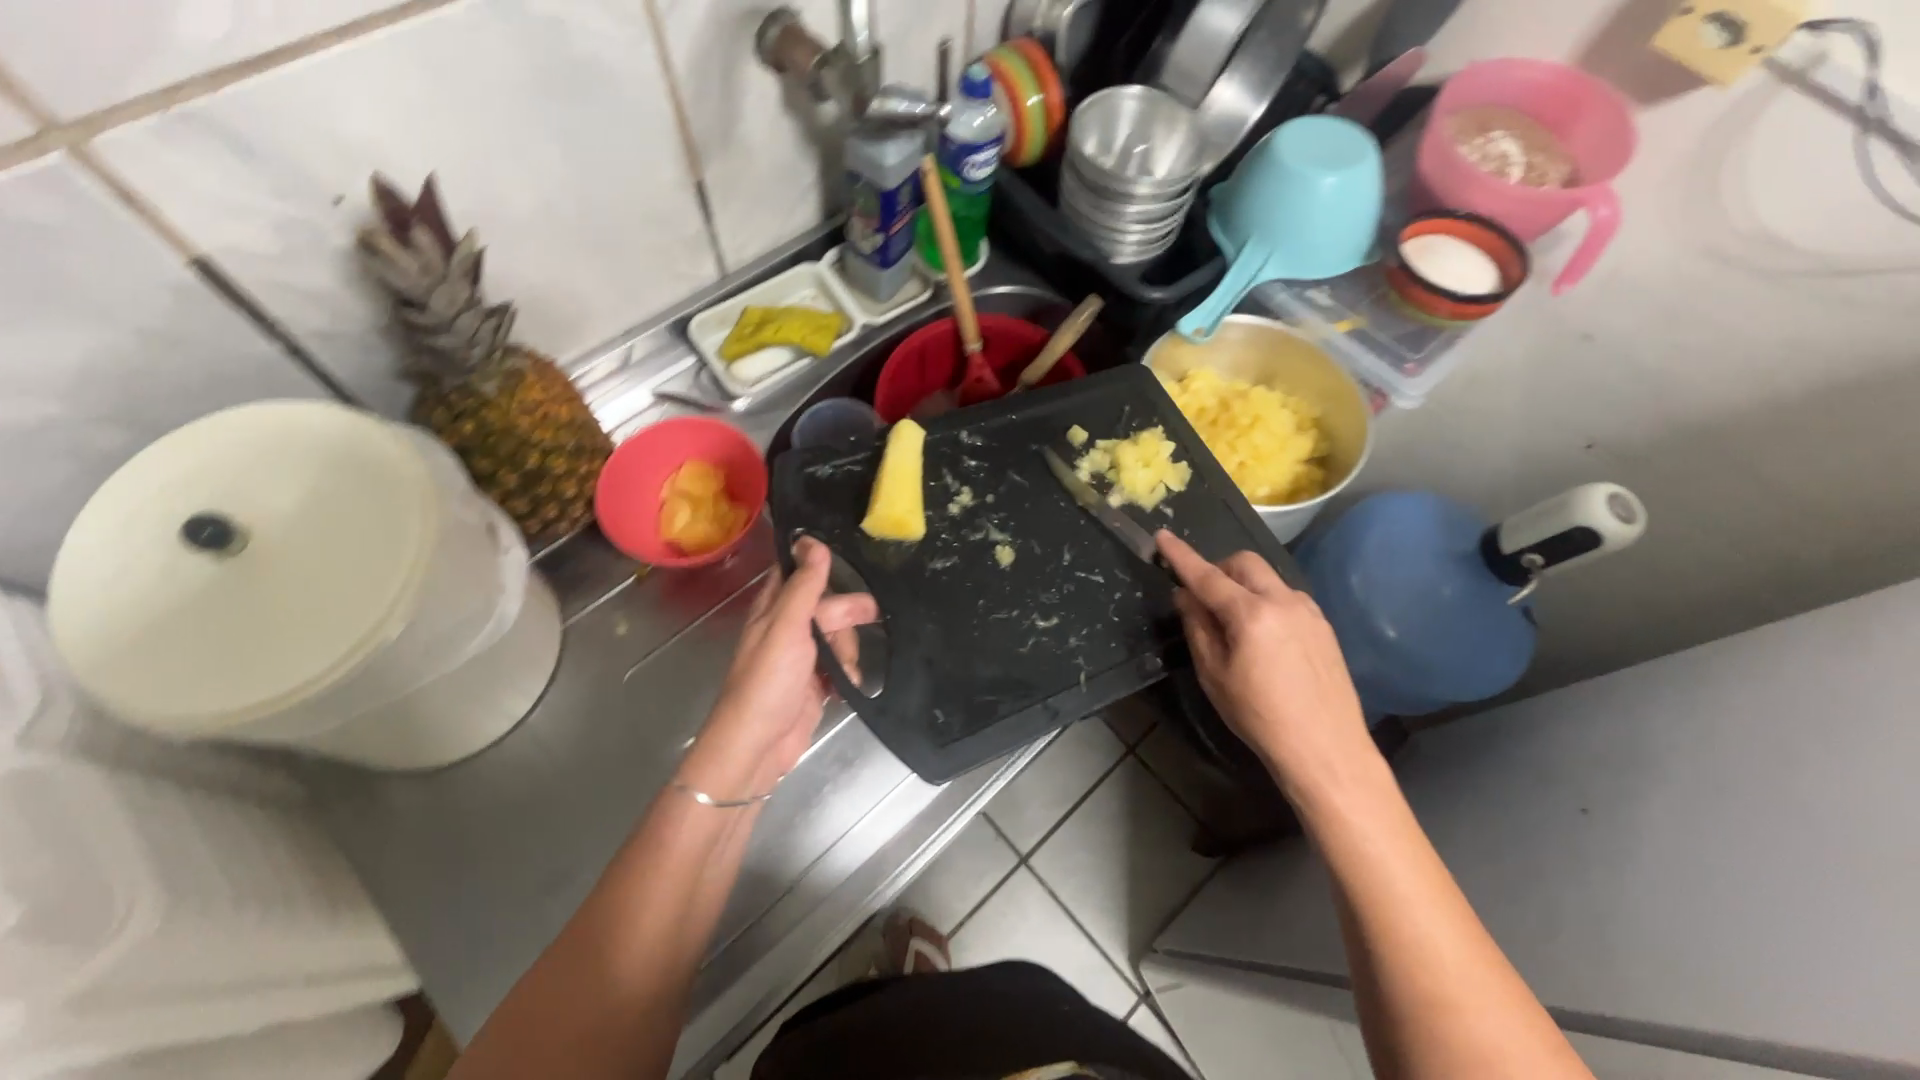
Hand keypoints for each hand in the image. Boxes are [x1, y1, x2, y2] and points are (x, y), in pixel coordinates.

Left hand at [680, 538, 877, 798]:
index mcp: (773, 610)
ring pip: (839, 637)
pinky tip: (848, 685)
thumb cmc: (767, 683)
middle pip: (828, 607)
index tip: (851, 560)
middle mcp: (787, 629)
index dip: (821, 564)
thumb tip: (812, 541)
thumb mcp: (787, 627)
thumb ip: (804, 586)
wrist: (759, 745)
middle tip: (873, 616)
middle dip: (848, 614)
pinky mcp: (815, 685)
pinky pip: (841, 667)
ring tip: (845, 670)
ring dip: (849, 651)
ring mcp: (802, 659)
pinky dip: (848, 675)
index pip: (799, 574)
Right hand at [1155, 530, 1374, 798]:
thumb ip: (1198, 628)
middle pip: (1245, 563)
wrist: (1325, 747)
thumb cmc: (1259, 716)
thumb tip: (1185, 596)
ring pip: (1269, 579)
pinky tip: (1264, 639)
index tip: (1162, 537)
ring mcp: (1309, 611)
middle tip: (1203, 597)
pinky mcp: (1324, 626)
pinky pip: (1287, 598)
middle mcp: (1284, 601)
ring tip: (1235, 626)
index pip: (1208, 576)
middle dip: (1219, 568)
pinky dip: (1266, 603)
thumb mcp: (1214, 676)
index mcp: (1251, 614)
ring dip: (1245, 587)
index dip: (1181, 556)